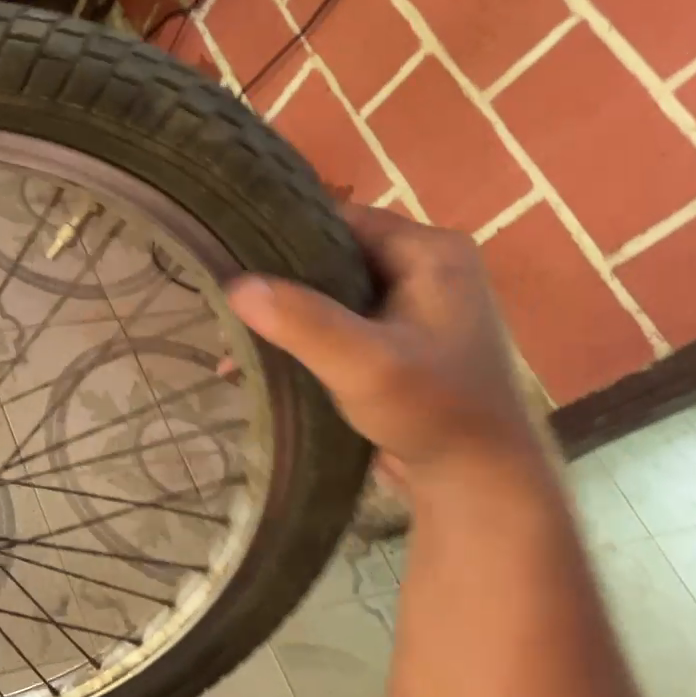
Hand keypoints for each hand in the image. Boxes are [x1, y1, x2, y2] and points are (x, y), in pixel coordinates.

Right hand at [226, 205, 544, 488]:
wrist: (473, 475)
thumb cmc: (430, 409)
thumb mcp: (361, 363)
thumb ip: (302, 322)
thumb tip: (235, 286)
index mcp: (431, 253)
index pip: (342, 221)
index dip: (283, 235)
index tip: (229, 258)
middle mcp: (425, 269)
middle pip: (332, 257)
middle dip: (276, 284)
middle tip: (222, 306)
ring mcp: (412, 308)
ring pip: (329, 295)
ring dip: (282, 317)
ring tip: (231, 342)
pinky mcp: (396, 343)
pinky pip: (336, 326)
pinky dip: (298, 341)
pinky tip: (259, 365)